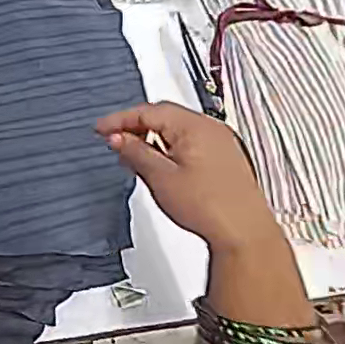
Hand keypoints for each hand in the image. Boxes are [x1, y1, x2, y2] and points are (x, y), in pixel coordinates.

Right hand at [95, 102, 284, 257]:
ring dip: (151, 138)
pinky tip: (158, 165)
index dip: (120, 119)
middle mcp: (210, 128)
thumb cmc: (210, 206)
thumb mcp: (160, 177)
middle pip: (163, 116)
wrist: (242, 232)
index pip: (148, 111)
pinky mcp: (222, 157)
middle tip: (114, 140)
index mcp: (194, 126)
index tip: (102, 128)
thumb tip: (118, 137)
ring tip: (132, 156)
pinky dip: (167, 147)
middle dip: (135, 126)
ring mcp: (219, 142)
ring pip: (175, 129)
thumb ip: (135, 152)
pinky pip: (188, 142)